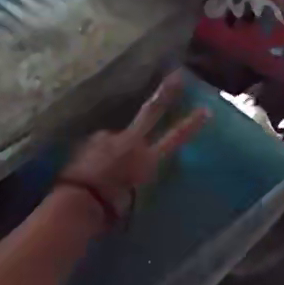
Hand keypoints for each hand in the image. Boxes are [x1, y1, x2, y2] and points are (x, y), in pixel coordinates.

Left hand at [56, 73, 208, 224]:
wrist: (78, 202)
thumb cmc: (110, 209)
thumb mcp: (131, 197)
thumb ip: (135, 179)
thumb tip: (129, 176)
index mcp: (147, 160)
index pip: (175, 138)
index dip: (191, 125)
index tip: (205, 110)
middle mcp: (130, 142)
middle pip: (150, 112)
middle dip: (165, 93)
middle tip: (176, 75)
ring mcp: (106, 138)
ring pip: (116, 137)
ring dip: (113, 148)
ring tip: (103, 171)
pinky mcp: (87, 141)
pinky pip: (97, 145)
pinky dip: (97, 154)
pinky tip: (90, 168)